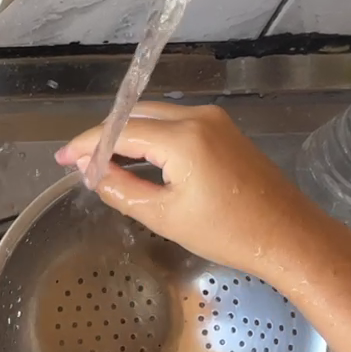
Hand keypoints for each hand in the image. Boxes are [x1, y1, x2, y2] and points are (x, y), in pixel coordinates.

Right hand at [55, 103, 350, 290]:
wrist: (289, 235)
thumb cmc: (227, 232)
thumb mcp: (164, 216)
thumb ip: (119, 188)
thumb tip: (89, 170)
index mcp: (182, 137)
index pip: (120, 130)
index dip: (86, 144)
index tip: (61, 159)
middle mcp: (197, 117)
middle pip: (135, 115)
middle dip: (103, 136)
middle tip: (76, 163)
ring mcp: (214, 120)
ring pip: (154, 117)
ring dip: (126, 136)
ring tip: (101, 164)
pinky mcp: (223, 130)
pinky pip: (174, 125)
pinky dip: (149, 138)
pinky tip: (136, 160)